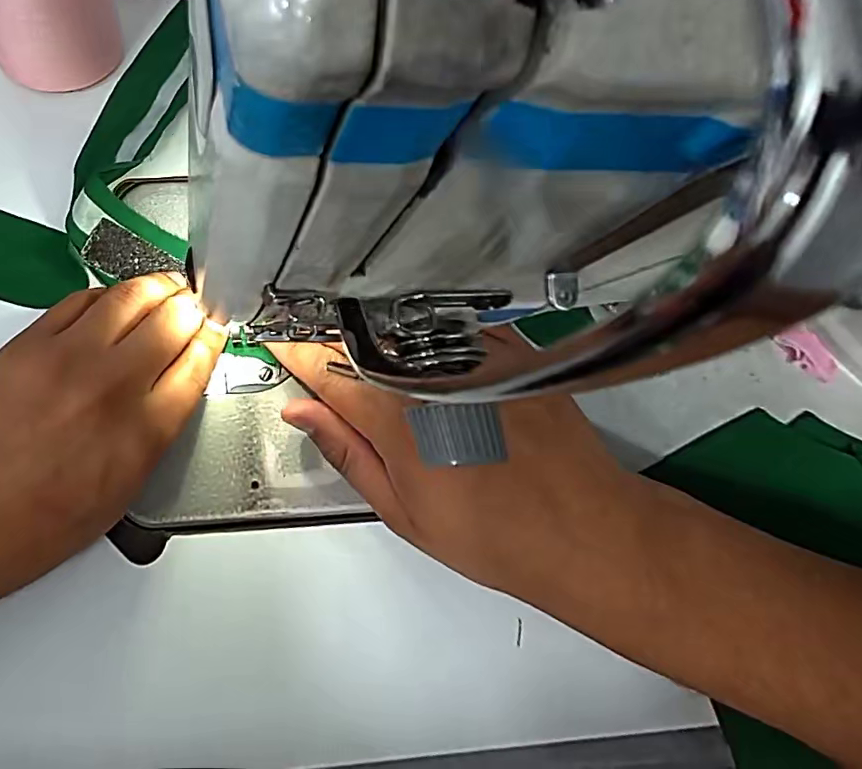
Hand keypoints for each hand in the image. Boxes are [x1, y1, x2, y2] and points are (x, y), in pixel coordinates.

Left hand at [0, 274, 226, 669]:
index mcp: (140, 435)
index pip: (197, 363)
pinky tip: (113, 302)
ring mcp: (67, 357)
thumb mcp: (118, 496)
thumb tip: (174, 387)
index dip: (212, 340)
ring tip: (164, 290)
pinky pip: (81, 299)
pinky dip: (107, 295)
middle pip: (173, 318)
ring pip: (131, 295)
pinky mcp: (29, 342)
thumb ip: (155, 435)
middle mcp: (110, 387)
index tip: (214, 332)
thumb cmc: (28, 527)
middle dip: (193, 307)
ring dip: (157, 287)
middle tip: (194, 307)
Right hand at [270, 336, 641, 602]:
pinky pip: (442, 328)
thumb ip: (343, 449)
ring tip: (368, 368)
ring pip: (395, 329)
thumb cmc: (496, 533)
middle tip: (316, 361)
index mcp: (394, 415)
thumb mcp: (400, 507)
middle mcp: (429, 375)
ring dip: (367, 339)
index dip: (292, 350)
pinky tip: (420, 363)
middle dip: (326, 346)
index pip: (322, 366)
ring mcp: (469, 356)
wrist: (586, 528)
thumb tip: (302, 414)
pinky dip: (417, 337)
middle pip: (355, 341)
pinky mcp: (502, 348)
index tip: (275, 341)